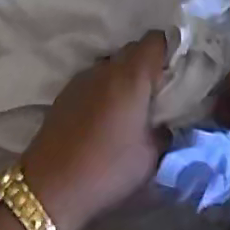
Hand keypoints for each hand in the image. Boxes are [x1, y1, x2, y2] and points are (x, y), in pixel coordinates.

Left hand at [20, 31, 167, 229]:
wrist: (49, 189)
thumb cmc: (107, 169)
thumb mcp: (150, 156)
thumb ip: (165, 130)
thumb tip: (168, 122)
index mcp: (132, 75)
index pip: (156, 40)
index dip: (171, 48)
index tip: (180, 69)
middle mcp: (106, 68)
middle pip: (134, 49)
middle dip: (150, 63)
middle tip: (160, 90)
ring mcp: (82, 78)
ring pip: (112, 63)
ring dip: (125, 75)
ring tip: (133, 104)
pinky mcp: (65, 93)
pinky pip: (94, 79)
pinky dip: (106, 88)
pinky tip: (107, 116)